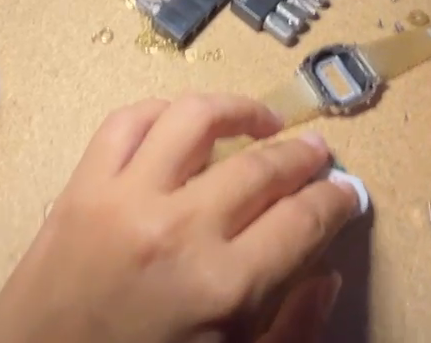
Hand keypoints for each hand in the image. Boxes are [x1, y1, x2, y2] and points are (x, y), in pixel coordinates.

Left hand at [0, 94, 360, 342]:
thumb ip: (289, 327)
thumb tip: (327, 269)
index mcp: (220, 288)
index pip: (299, 221)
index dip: (334, 199)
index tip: (348, 187)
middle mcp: (177, 227)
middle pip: (259, 166)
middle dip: (301, 153)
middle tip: (318, 148)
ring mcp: (124, 195)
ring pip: (193, 118)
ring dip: (236, 108)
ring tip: (261, 119)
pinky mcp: (82, 182)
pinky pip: (127, 120)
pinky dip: (162, 111)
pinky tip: (183, 121)